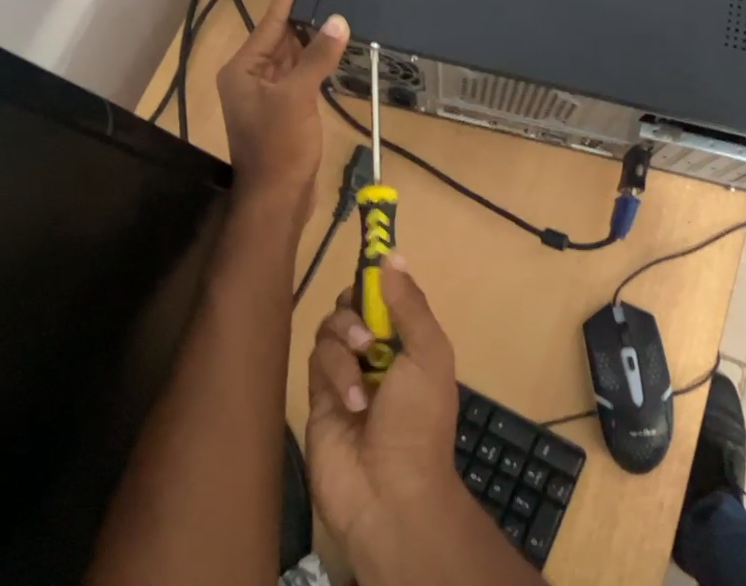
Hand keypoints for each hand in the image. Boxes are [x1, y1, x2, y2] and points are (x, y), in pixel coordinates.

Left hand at [215, 0, 348, 223]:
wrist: (277, 198)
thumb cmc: (279, 145)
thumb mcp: (298, 96)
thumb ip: (317, 57)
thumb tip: (337, 20)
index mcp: (243, 69)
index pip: (270, 22)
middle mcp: (251, 77)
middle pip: (281, 37)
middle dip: (306, 14)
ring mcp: (269, 95)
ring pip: (294, 57)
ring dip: (314, 39)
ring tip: (339, 9)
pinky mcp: (286, 110)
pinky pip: (302, 76)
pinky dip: (318, 63)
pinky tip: (337, 49)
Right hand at [306, 261, 461, 560]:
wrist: (389, 490)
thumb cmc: (419, 419)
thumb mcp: (428, 354)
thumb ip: (409, 304)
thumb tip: (391, 254)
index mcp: (412, 341)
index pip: (387, 295)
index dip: (376, 281)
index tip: (369, 270)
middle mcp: (379, 352)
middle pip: (352, 306)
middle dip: (356, 315)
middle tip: (369, 339)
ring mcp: (347, 373)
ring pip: (331, 330)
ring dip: (346, 348)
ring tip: (362, 381)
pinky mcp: (318, 395)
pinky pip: (316, 360)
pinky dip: (335, 375)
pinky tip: (351, 403)